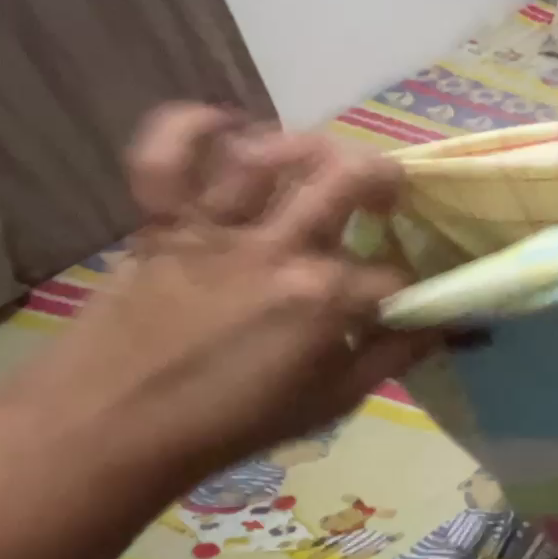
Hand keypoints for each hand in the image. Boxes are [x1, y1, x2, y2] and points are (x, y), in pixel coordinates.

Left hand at [0, 104, 432, 477]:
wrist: (103, 435)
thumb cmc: (231, 423)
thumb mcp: (335, 400)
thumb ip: (397, 356)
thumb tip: (454, 328)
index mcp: (327, 297)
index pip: (397, 274)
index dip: (414, 286)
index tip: (415, 298)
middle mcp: (280, 249)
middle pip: (351, 180)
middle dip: (388, 180)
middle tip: (393, 196)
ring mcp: (216, 232)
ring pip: (270, 156)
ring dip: (309, 146)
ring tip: (327, 158)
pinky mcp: (162, 227)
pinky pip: (162, 161)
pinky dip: (189, 129)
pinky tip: (227, 123)